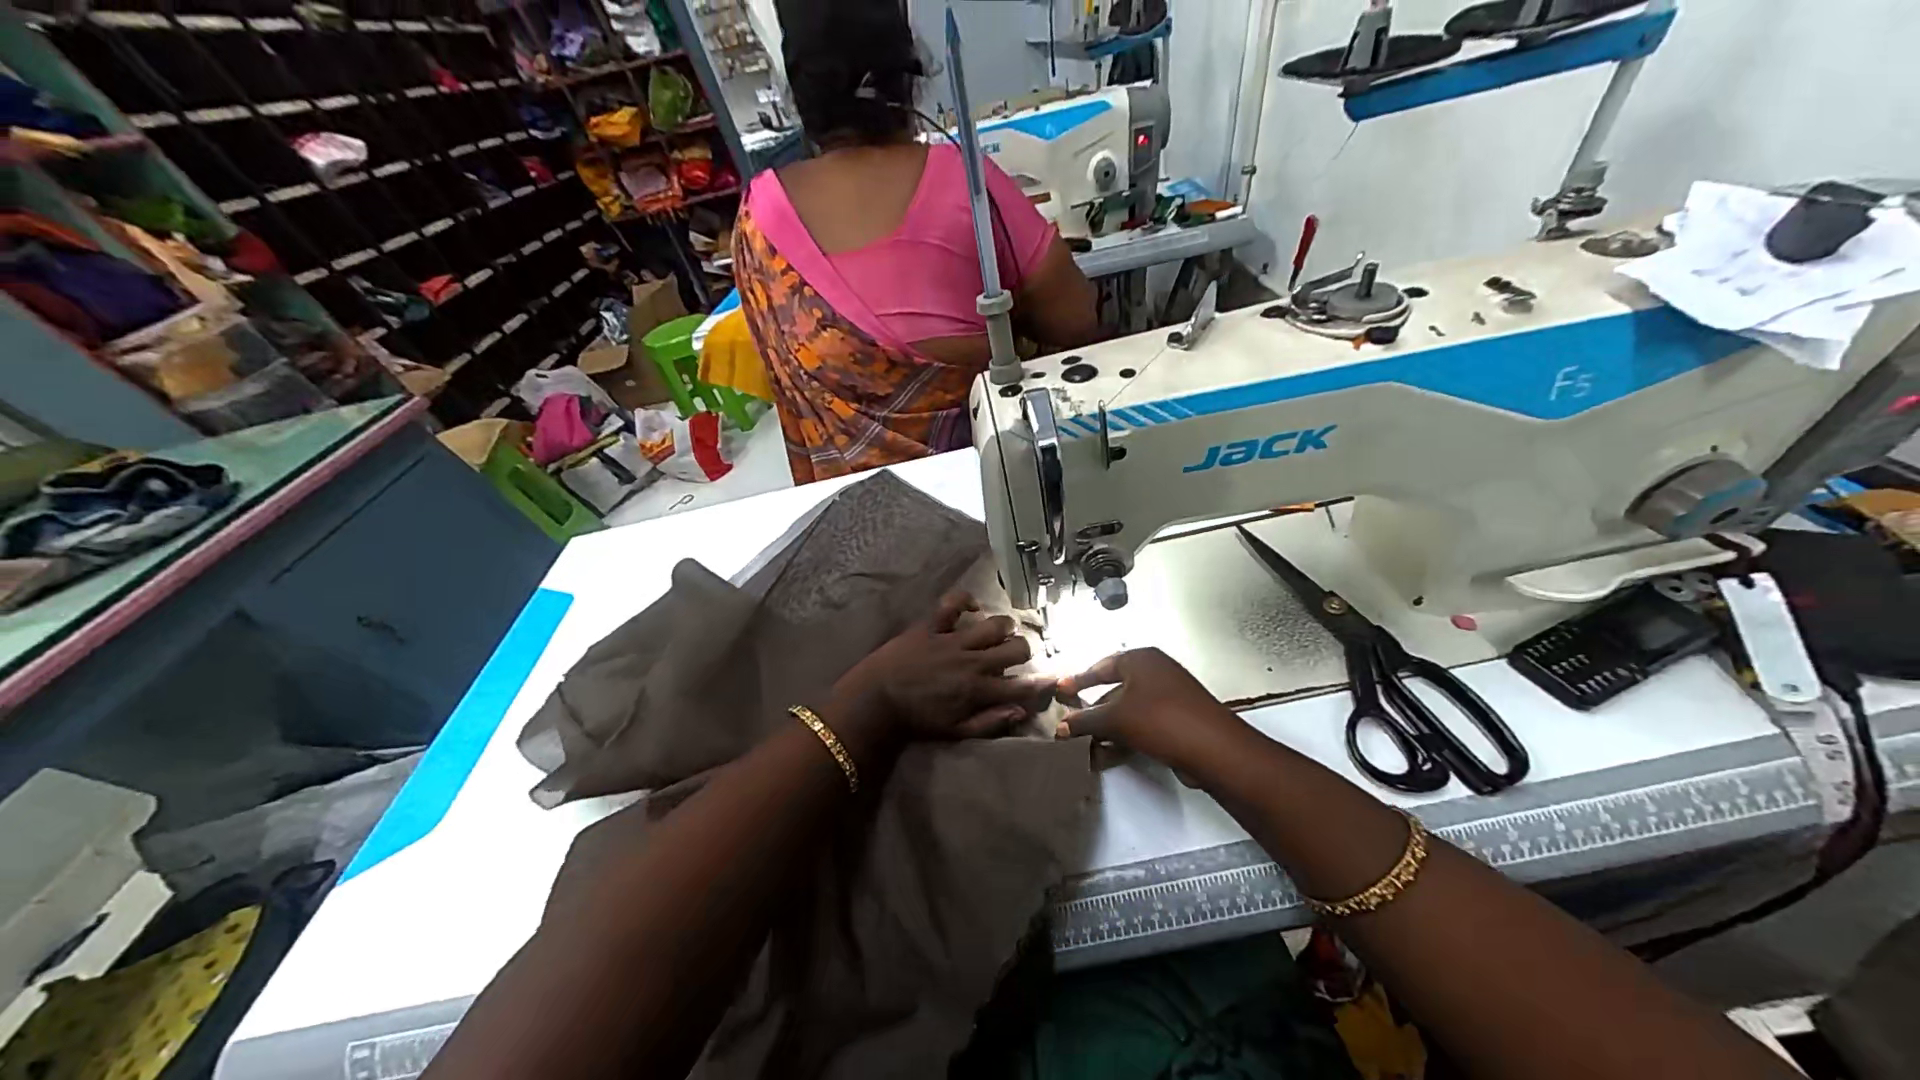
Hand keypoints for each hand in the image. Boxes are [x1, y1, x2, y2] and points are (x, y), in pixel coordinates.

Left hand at [830, 591, 1051, 743]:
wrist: (875, 699)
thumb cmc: (916, 720)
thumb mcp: (955, 731)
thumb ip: (990, 722)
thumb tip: (1022, 712)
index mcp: (978, 689)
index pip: (1021, 684)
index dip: (1041, 683)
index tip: (1052, 679)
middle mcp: (972, 661)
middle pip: (1016, 647)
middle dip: (1024, 651)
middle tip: (1017, 655)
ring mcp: (952, 639)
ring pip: (994, 623)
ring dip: (1003, 626)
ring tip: (1000, 631)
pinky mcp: (932, 625)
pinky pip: (953, 602)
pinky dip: (966, 600)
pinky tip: (972, 608)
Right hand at [1057, 648, 1245, 773]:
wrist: (1213, 749)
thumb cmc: (1161, 719)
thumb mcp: (1115, 719)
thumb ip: (1085, 721)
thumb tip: (1062, 727)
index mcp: (1141, 659)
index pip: (1100, 666)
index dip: (1078, 680)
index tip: (1061, 690)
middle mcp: (1155, 672)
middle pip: (1114, 689)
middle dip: (1092, 709)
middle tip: (1072, 721)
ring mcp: (1169, 696)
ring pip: (1128, 710)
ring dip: (1107, 728)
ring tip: (1086, 744)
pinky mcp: (1177, 720)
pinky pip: (1142, 724)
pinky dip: (1124, 737)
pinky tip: (1107, 755)